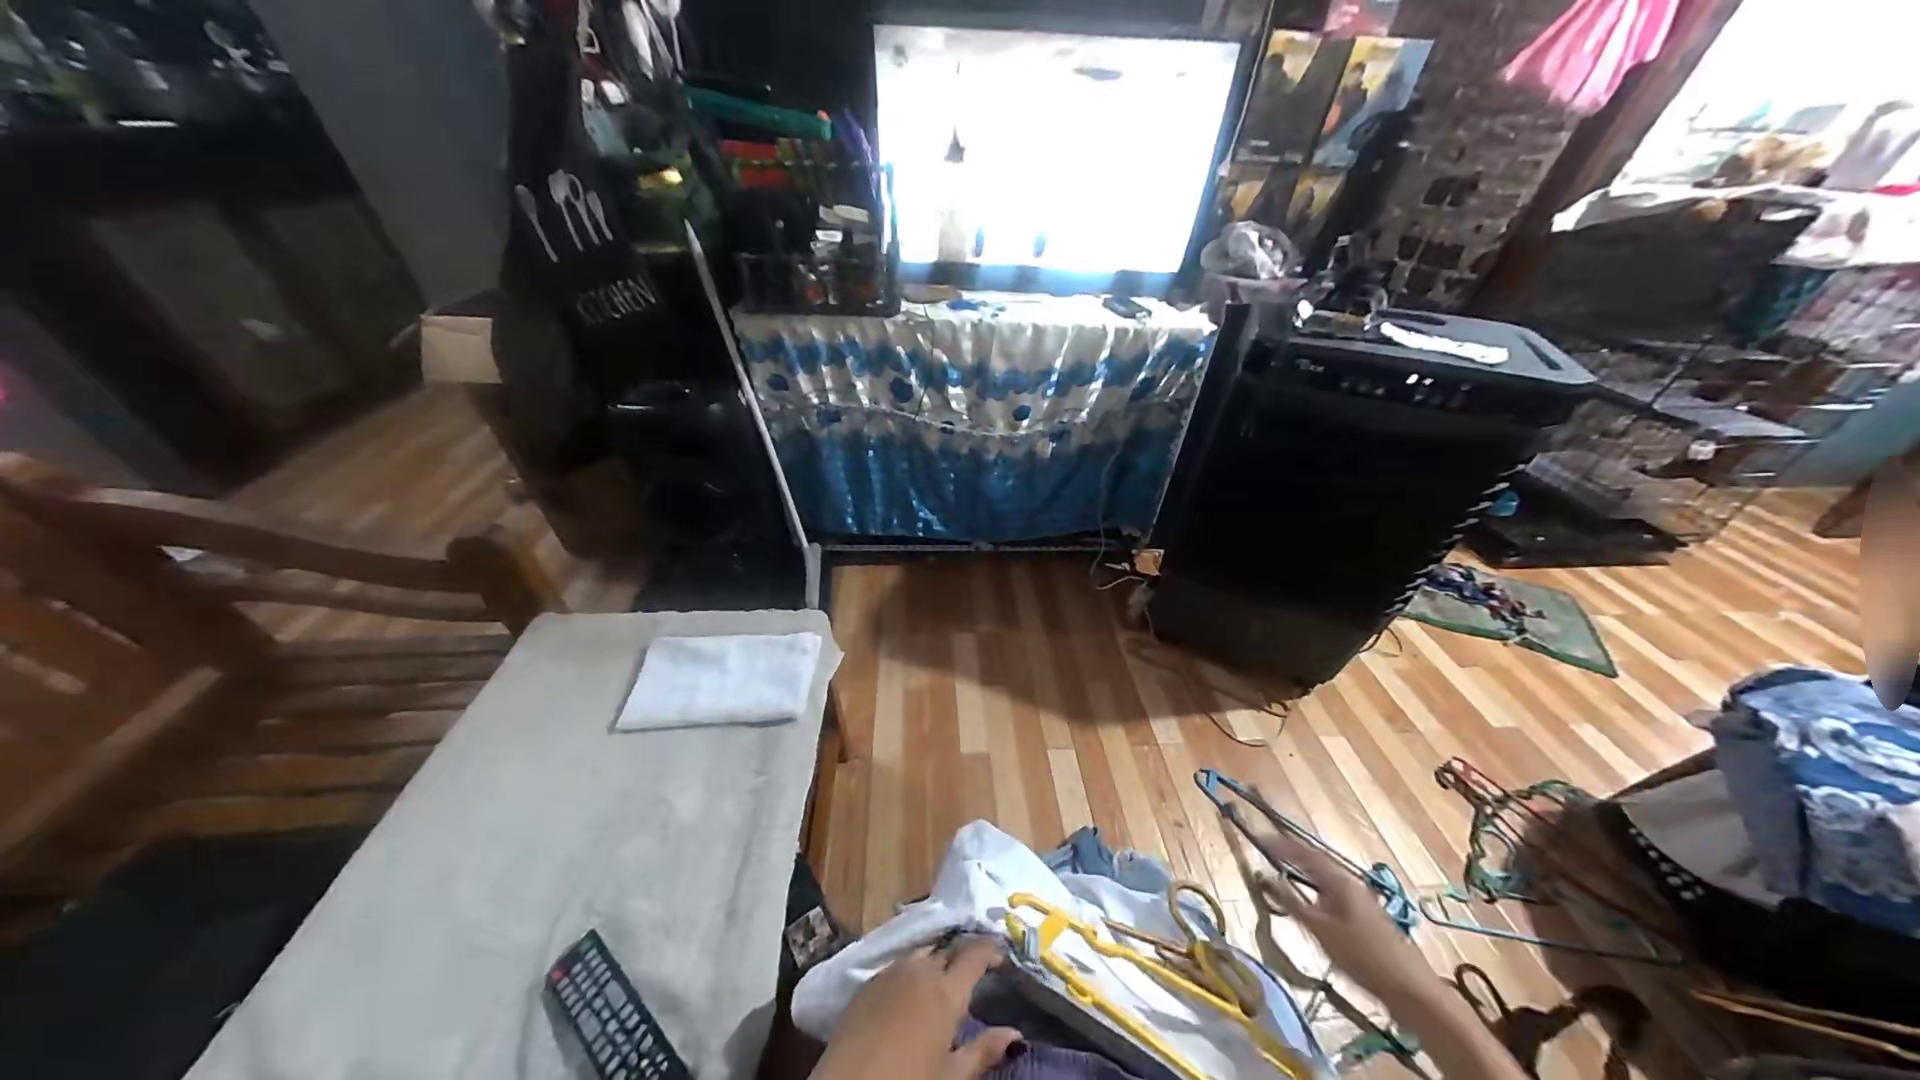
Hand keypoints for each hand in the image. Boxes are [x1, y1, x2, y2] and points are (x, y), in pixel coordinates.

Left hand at [809, 936, 1024, 1079]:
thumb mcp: (951, 1075)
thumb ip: (984, 1050)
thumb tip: (1015, 1034)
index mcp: (946, 991)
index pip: (974, 954)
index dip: (990, 949)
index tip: (1001, 955)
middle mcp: (921, 970)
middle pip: (948, 951)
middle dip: (963, 957)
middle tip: (974, 973)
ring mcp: (891, 972)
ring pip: (922, 955)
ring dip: (937, 962)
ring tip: (943, 980)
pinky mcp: (868, 982)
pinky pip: (899, 965)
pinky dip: (912, 971)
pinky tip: (911, 992)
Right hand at [1254, 831, 1438, 1008]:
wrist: (1409, 988)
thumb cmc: (1360, 955)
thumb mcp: (1318, 929)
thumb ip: (1291, 901)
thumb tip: (1265, 876)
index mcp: (1338, 879)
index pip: (1304, 852)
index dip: (1280, 844)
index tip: (1258, 838)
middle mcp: (1351, 882)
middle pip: (1316, 861)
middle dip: (1292, 854)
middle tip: (1268, 851)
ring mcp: (1361, 898)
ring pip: (1325, 876)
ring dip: (1304, 871)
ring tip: (1283, 870)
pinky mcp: (1366, 915)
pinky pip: (1333, 890)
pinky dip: (1315, 886)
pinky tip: (1310, 899)